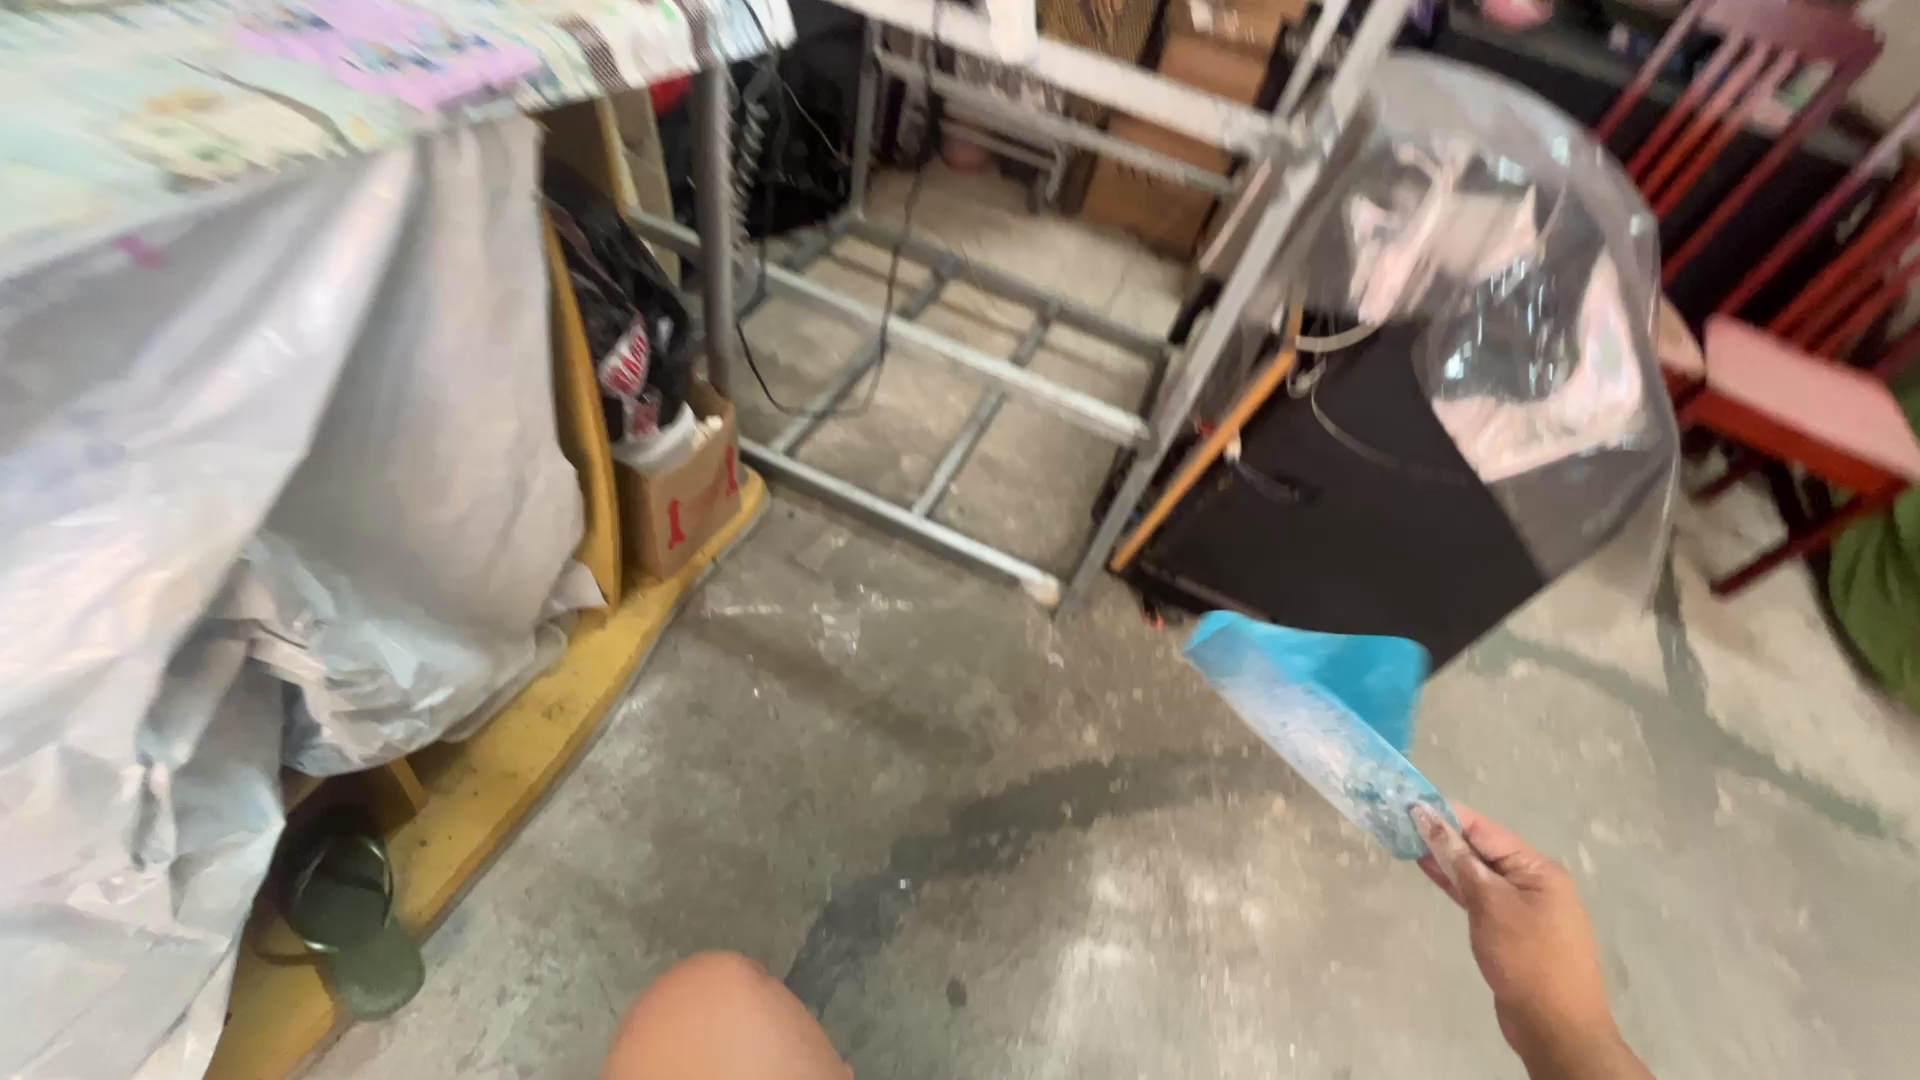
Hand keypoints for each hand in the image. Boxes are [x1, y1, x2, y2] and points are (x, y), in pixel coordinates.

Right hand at [1411, 803, 1650, 1079]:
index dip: (1444, 813)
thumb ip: (1458, 857)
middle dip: (1441, 833)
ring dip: (1443, 855)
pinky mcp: (1508, 926)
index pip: (1483, 829)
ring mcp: (1522, 905)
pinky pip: (1477, 892)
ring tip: (1404, 837)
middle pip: (1480, 847)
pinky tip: (1427, 866)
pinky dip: (1453, 880)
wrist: (1555, 1027)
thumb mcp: (1488, 902)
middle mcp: (1533, 882)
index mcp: (1537, 870)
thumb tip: (1428, 817)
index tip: (1405, 801)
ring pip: (1475, 870)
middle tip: (1397, 818)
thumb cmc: (1526, 957)